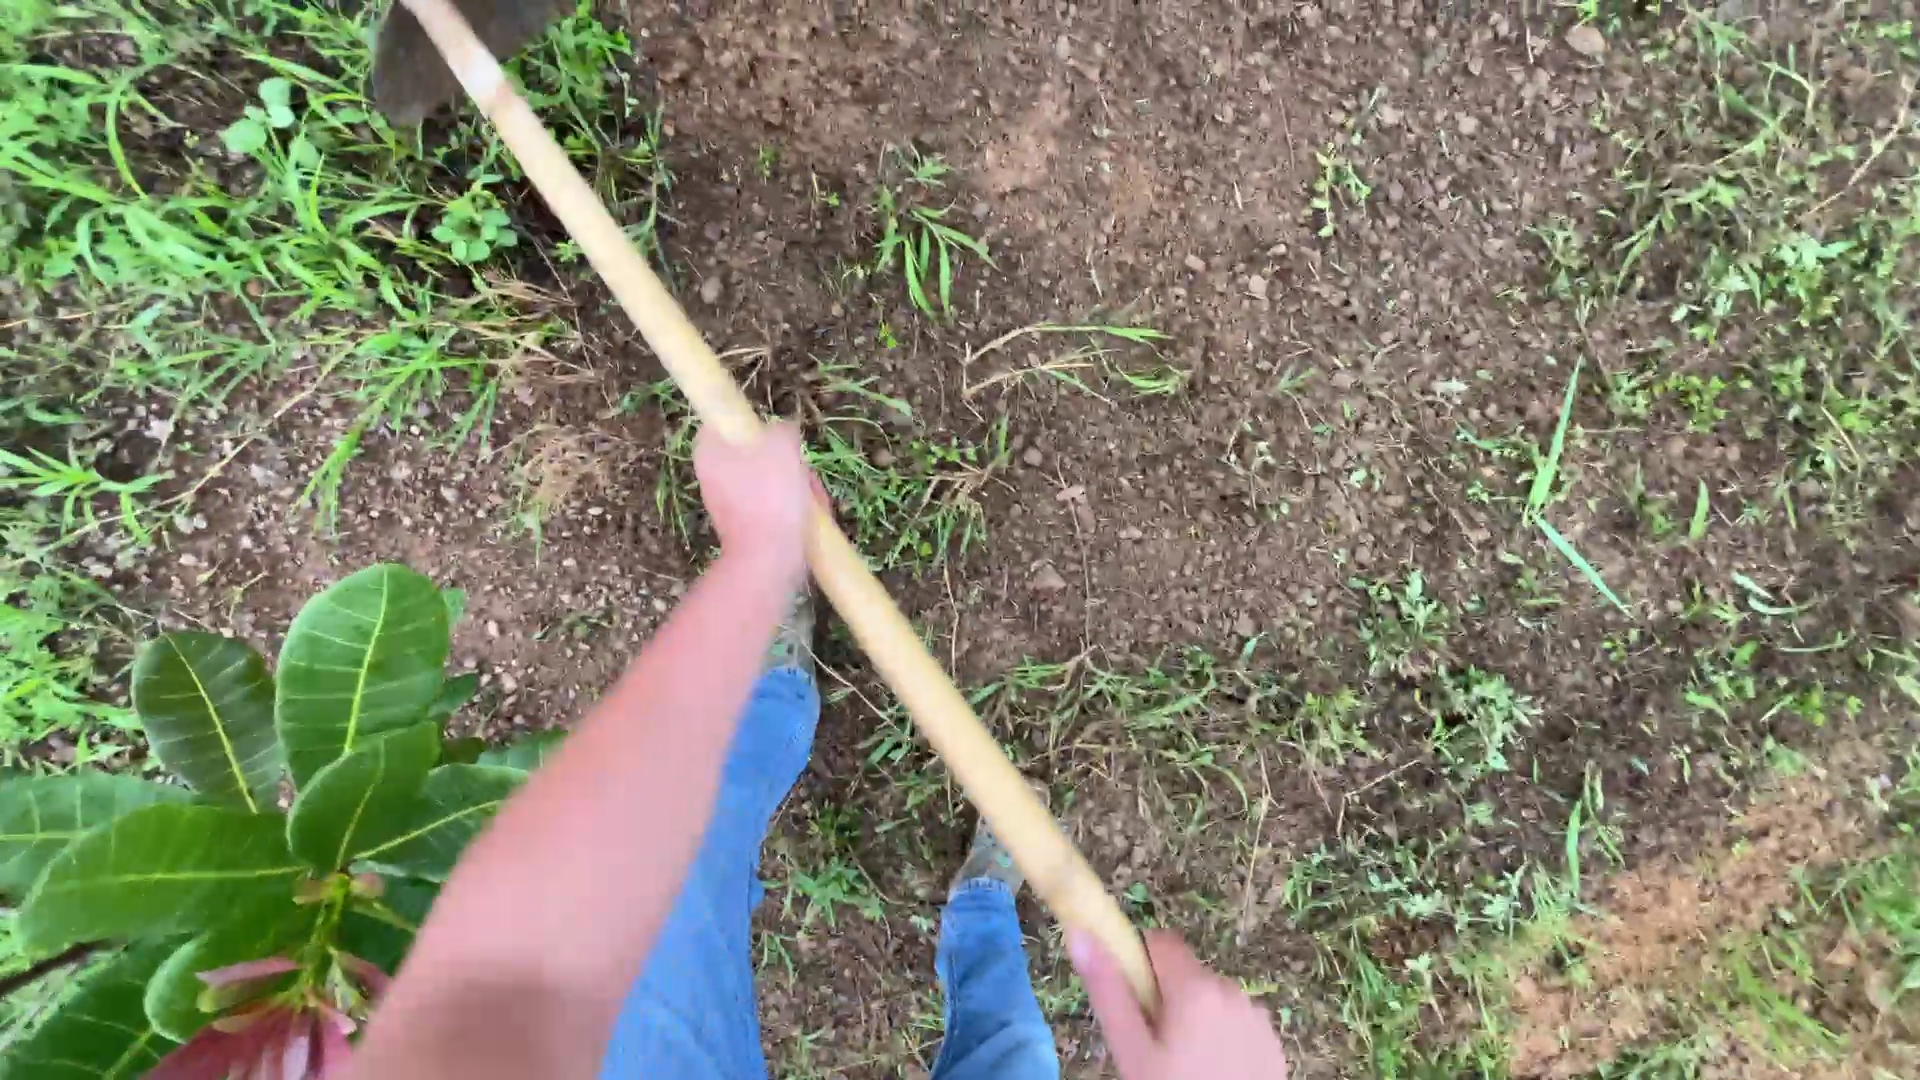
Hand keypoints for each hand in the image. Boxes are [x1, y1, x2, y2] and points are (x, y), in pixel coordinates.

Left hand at [693, 422, 819, 587]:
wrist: (768, 559)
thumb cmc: (770, 498)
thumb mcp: (782, 447)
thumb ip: (782, 429)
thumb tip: (784, 430)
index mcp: (710, 450)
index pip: (728, 420)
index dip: (757, 424)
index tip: (778, 436)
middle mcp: (714, 474)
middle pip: (757, 452)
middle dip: (788, 461)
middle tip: (802, 472)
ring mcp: (730, 501)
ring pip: (771, 478)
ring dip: (798, 485)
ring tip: (811, 499)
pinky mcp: (747, 524)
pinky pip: (774, 503)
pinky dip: (794, 507)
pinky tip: (810, 516)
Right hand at [1071, 929, 1289, 1079]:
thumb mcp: (1132, 1052)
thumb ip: (1107, 989)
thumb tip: (1079, 934)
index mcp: (1195, 986)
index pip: (1159, 941)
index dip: (1140, 963)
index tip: (1133, 1001)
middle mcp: (1230, 988)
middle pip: (1184, 972)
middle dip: (1166, 997)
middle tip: (1154, 1047)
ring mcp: (1256, 1016)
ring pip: (1210, 997)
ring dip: (1194, 1017)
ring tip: (1184, 1066)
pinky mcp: (1273, 1042)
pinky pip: (1236, 1020)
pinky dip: (1222, 1035)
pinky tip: (1213, 1072)